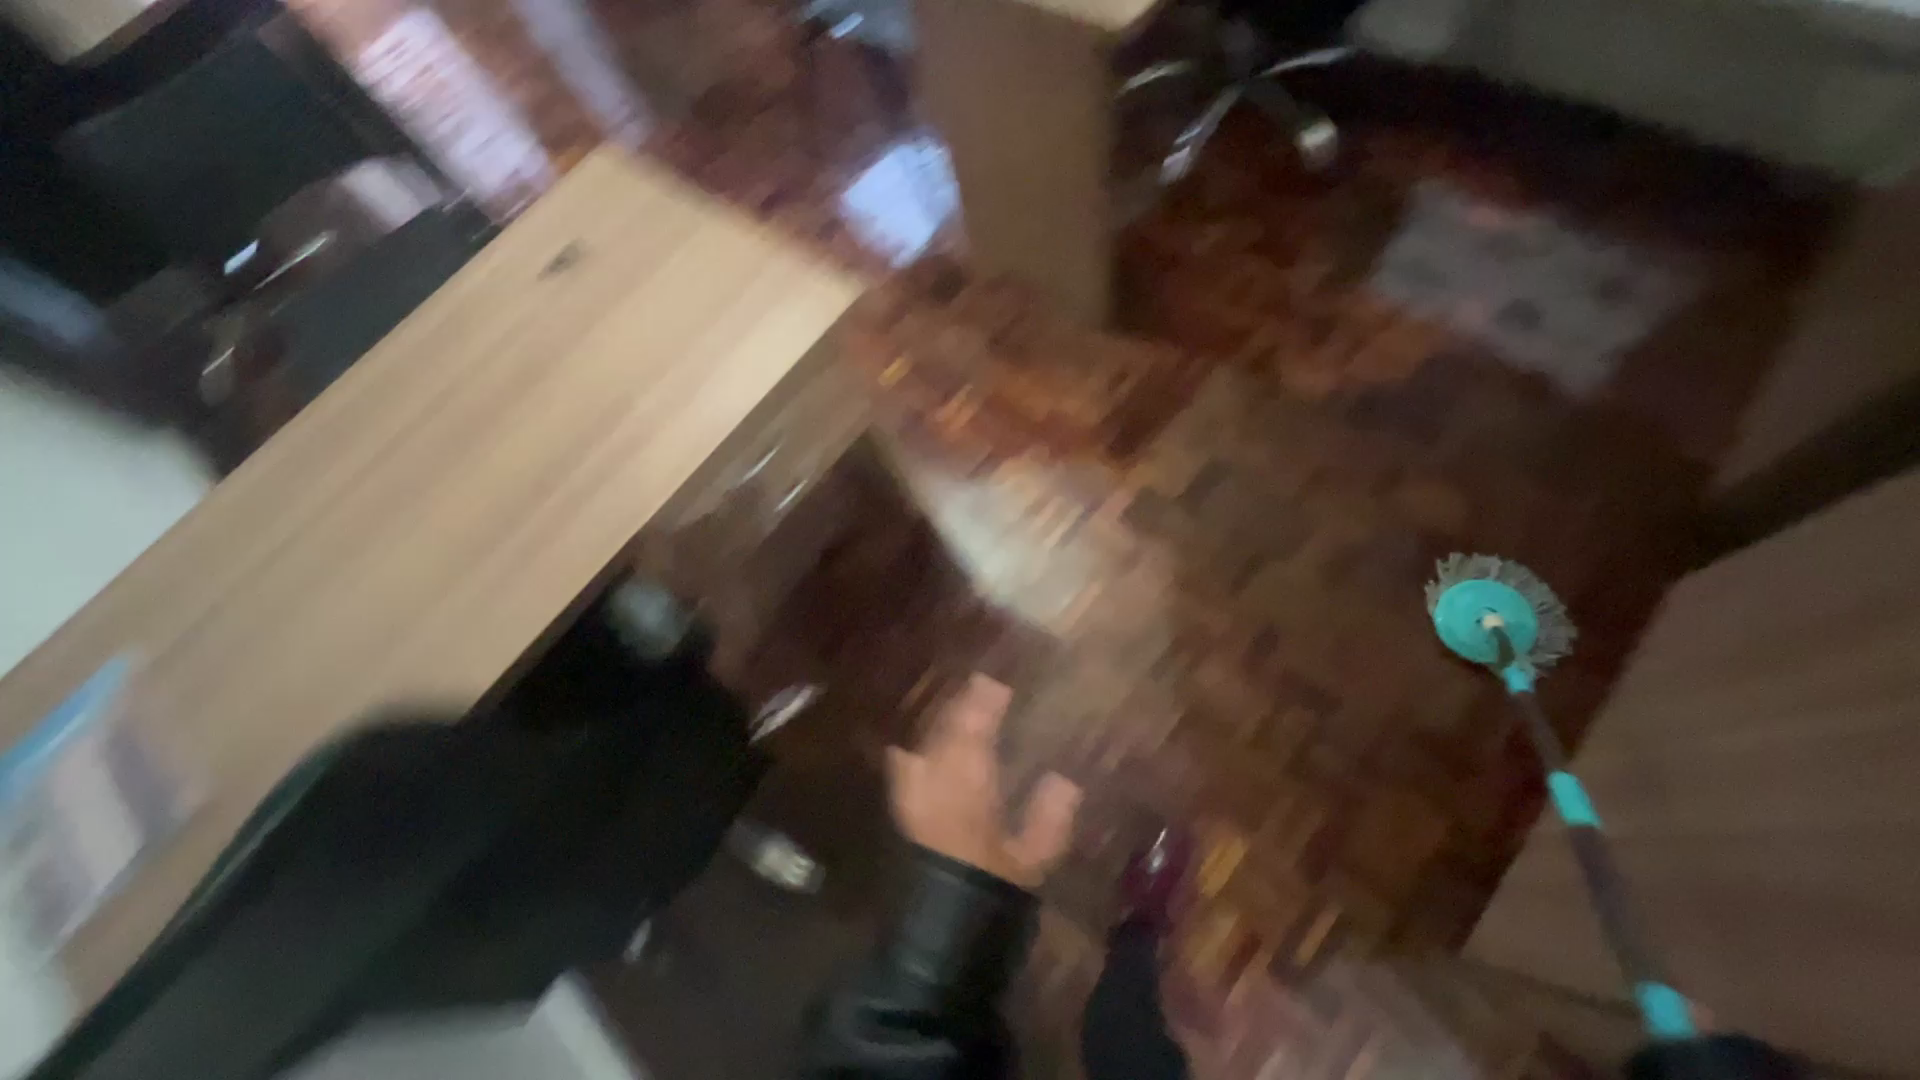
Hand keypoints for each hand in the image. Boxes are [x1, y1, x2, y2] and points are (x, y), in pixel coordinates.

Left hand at [886, 674, 1082, 888]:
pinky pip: (902, 769)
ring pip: (922, 745)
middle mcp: (936, 783)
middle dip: (960, 707)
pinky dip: (910, 753)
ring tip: (951, 709)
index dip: (985, 705)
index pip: (975, 733)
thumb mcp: (1034, 858)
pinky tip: (911, 748)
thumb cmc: (994, 888)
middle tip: (976, 687)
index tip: (996, 684)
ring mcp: (914, 797)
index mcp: (969, 787)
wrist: (946, 927)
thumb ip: (1050, 817)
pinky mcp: (904, 814)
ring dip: (937, 723)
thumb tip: (1064, 781)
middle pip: (945, 734)